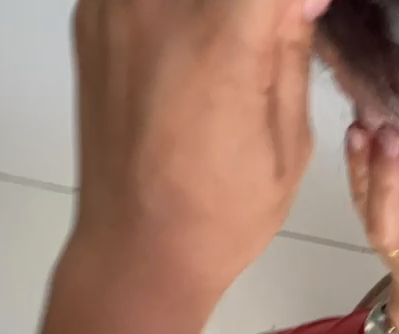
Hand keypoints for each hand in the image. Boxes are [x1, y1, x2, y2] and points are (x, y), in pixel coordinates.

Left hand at [68, 0, 328, 308]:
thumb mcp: (289, 147)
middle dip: (258, 7)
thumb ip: (291, 57)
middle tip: (276, 36)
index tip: (308, 13)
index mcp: (218, 44)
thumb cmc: (225, 213)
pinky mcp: (90, 11)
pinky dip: (183, 12)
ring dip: (222, 12)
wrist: (140, 244)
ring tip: (232, 64)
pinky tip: (196, 55)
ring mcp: (112, 1)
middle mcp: (155, 5)